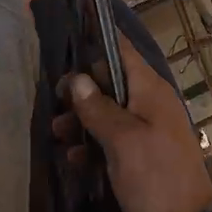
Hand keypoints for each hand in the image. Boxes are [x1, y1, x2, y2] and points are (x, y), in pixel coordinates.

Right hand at [55, 33, 211, 211]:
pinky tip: (75, 158)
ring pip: (108, 113)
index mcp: (150, 88)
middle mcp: (149, 102)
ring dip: (82, 122)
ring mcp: (147, 130)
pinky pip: (114, 140)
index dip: (97, 39)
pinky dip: (93, 145)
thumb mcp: (122, 140)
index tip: (70, 37)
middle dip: (81, 92)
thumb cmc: (155, 174)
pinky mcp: (143, 156)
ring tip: (58, 134)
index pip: (121, 49)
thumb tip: (77, 78)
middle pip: (109, 83)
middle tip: (56, 102)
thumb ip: (98, 107)